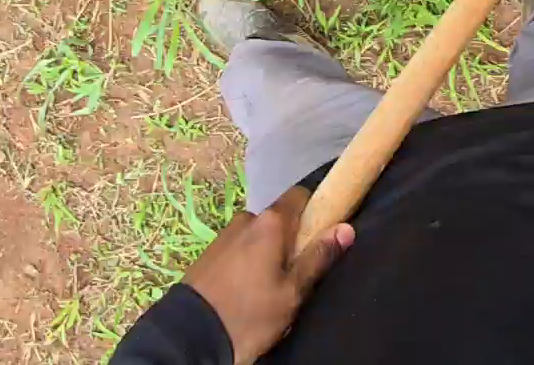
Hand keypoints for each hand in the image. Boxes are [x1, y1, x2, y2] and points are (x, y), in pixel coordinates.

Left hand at [183, 186, 353, 363]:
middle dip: (289, 240)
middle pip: (279, 220)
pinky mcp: (208, 254)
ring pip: (257, 237)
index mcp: (271, 222)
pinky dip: (246, 263)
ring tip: (267, 289)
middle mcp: (247, 218)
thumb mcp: (291, 293)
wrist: (187, 338)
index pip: (301, 195)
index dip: (315, 209)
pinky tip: (245, 292)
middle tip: (294, 274)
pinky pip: (238, 249)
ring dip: (266, 253)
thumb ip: (318, 258)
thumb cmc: (249, 314)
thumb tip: (346, 228)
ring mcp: (224, 235)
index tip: (322, 233)